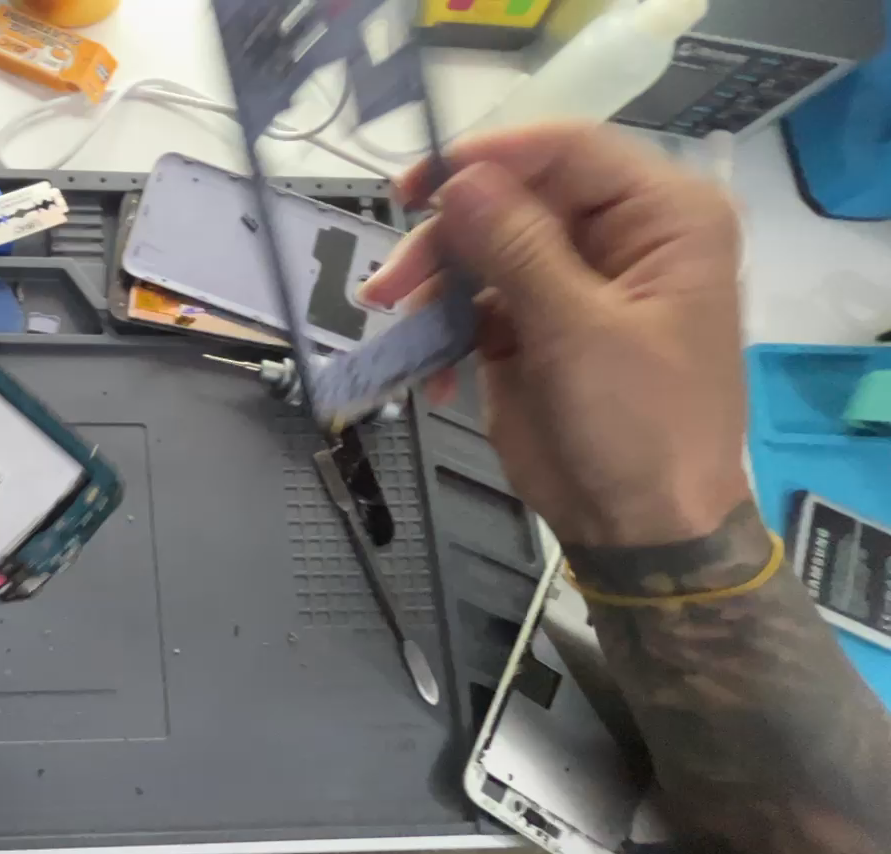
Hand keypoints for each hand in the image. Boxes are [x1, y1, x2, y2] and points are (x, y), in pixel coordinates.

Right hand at [360, 122, 750, 548]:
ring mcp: (558, 288)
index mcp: (655, 220)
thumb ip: (519, 251)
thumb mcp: (577, 331)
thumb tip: (459, 184)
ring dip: (425, 296)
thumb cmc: (635, 421)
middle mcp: (607, 242)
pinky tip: (426, 380)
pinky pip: (461, 313)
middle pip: (505, 208)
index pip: (566, 155)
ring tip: (392, 333)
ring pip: (472, 260)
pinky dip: (434, 341)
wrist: (629, 513)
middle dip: (439, 246)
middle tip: (383, 290)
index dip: (489, 160)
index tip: (411, 188)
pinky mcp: (519, 331)